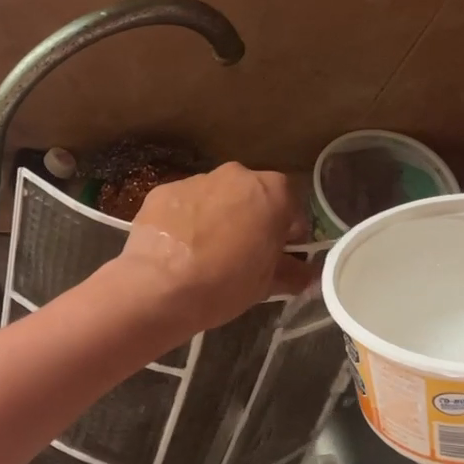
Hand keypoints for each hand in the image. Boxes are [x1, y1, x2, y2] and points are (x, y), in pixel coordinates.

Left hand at [113, 162, 313, 335]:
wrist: (158, 288)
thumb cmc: (224, 284)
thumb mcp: (266, 285)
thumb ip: (292, 273)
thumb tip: (305, 275)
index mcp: (272, 191)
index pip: (291, 207)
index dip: (286, 233)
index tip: (278, 255)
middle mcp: (234, 175)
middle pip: (250, 196)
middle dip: (249, 220)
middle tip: (239, 254)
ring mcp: (194, 180)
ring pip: (213, 198)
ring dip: (214, 218)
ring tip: (202, 254)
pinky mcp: (160, 192)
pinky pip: (181, 206)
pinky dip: (182, 222)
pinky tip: (175, 250)